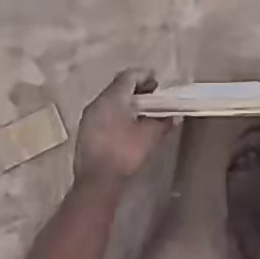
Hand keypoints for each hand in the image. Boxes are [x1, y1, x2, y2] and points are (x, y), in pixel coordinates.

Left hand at [74, 68, 174, 182]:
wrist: (97, 182)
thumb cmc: (124, 153)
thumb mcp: (150, 136)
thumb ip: (163, 122)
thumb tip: (174, 116)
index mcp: (111, 98)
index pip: (128, 76)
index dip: (144, 76)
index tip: (157, 82)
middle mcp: (96, 103)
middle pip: (118, 88)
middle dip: (137, 90)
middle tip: (153, 98)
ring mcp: (88, 118)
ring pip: (109, 102)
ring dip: (127, 103)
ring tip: (144, 113)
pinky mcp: (85, 132)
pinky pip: (103, 114)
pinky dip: (117, 114)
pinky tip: (128, 127)